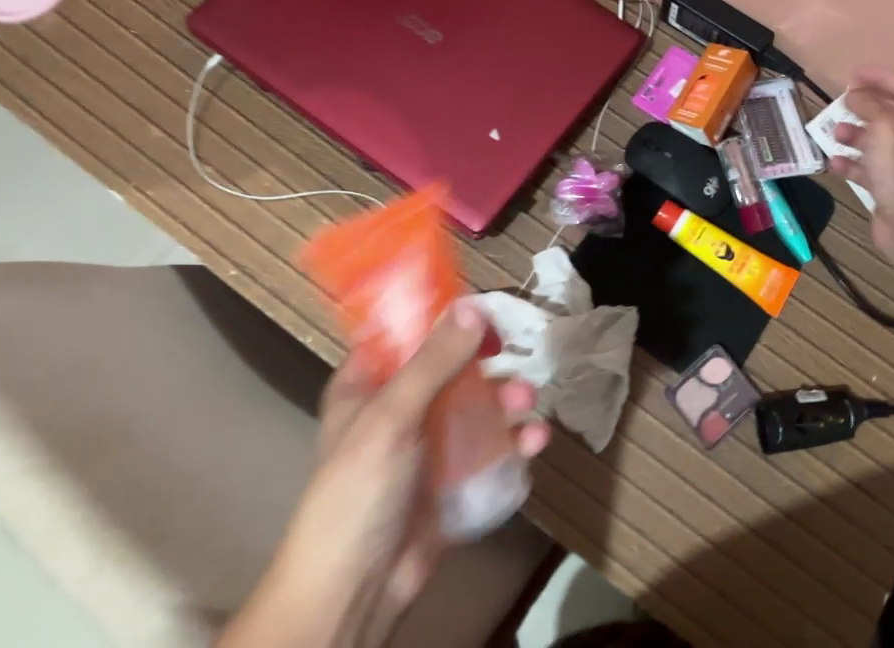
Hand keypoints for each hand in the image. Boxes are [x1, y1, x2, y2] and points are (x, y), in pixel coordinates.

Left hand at [225, 301, 548, 646]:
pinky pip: (491, 450)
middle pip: (450, 369)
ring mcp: (428, 447)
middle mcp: (398, 411)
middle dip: (486, 363)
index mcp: (366, 387)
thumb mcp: (391, 416)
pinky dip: (514, 442)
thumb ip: (434, 362)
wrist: (359, 588)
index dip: (439, 318)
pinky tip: (534, 442)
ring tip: (529, 402)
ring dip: (506, 400)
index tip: (481, 306)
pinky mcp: (454, 482)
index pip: (402, 336)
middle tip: (513, 356)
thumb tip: (474, 305)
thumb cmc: (358, 489)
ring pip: (476, 408)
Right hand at [831, 66, 893, 266]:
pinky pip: (864, 170)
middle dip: (863, 107)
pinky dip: (849, 164)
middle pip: (888, 115)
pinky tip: (833, 162)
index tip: (854, 74)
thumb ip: (868, 103)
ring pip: (874, 142)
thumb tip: (853, 95)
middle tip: (840, 103)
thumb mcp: (885, 124)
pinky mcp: (886, 188)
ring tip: (834, 134)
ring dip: (852, 135)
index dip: (882, 77)